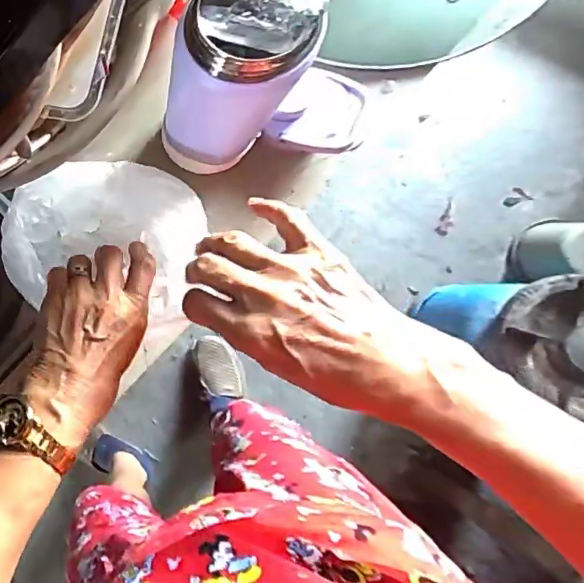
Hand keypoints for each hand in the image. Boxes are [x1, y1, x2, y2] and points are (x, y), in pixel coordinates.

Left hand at [25, 242, 155, 446]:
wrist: (67, 386)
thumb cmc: (102, 375)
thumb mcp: (130, 342)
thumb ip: (128, 313)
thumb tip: (122, 297)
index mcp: (133, 309)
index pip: (143, 266)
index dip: (139, 252)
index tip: (134, 249)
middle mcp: (108, 295)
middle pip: (110, 253)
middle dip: (106, 256)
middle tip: (101, 265)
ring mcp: (79, 292)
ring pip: (80, 260)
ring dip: (79, 268)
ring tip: (76, 282)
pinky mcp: (55, 295)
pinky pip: (57, 271)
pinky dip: (59, 278)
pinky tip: (60, 291)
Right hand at [182, 199, 473, 427]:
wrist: (392, 364)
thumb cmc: (338, 377)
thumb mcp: (275, 367)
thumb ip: (243, 336)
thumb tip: (223, 315)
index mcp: (250, 329)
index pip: (197, 302)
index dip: (191, 301)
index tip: (196, 302)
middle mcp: (264, 295)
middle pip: (206, 266)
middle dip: (194, 269)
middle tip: (197, 271)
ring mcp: (291, 269)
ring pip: (233, 241)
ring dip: (214, 242)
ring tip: (211, 246)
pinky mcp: (319, 253)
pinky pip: (288, 219)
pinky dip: (269, 208)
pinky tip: (255, 205)